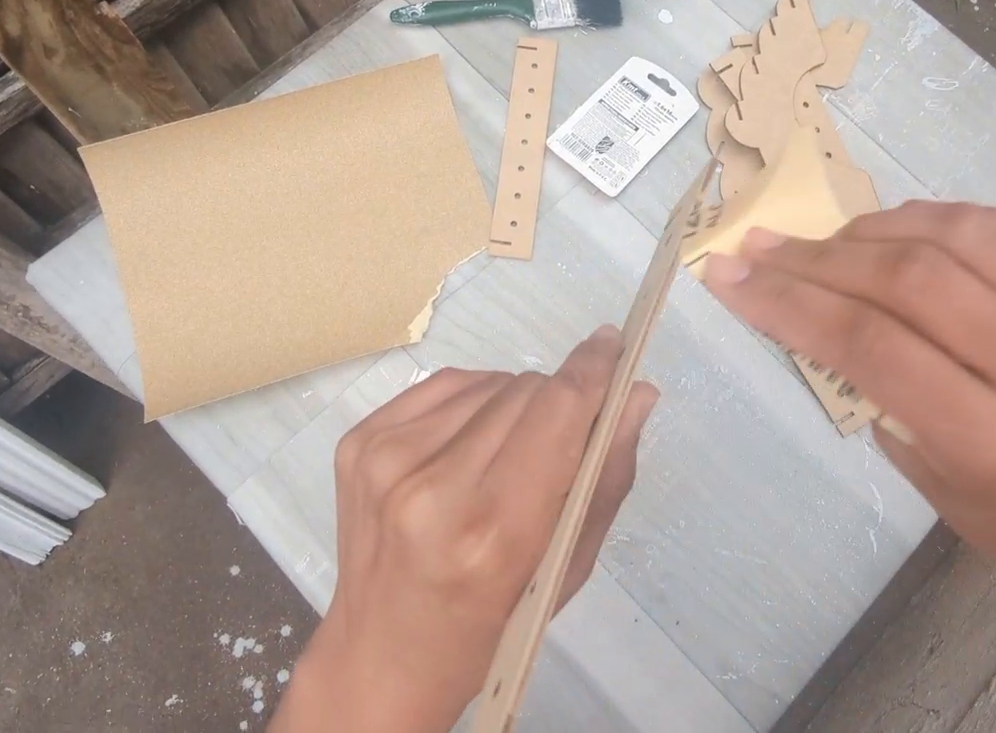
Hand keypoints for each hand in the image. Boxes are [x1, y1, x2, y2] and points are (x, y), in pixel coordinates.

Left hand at [273, 327, 658, 732]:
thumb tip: (637, 392)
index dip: (591, 371)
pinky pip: (442, 385)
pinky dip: (470, 402)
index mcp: (494, 530)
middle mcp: (432, 485)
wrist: (384, 653)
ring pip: (486, 382)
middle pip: (525, 390)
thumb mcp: (566, 565)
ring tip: (504, 455)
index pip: (556, 412)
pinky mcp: (358, 440)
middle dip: (556, 402)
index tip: (613, 342)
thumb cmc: (494, 624)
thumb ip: (606, 473)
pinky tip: (466, 444)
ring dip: (512, 403)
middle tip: (558, 440)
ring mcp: (386, 458)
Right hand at [701, 200, 995, 581]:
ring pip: (950, 239)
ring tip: (815, 246)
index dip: (790, 302)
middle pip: (911, 283)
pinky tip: (875, 232)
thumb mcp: (909, 461)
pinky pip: (985, 227)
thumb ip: (861, 376)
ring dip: (862, 232)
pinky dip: (915, 218)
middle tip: (757, 250)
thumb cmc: (987, 507)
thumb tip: (789, 291)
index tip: (728, 277)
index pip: (874, 347)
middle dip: (816, 260)